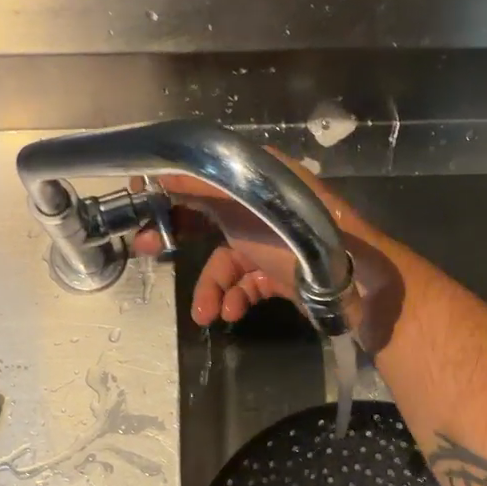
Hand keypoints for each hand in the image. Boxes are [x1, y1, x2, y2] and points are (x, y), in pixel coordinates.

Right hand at [128, 152, 407, 341]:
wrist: (349, 286)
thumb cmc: (297, 238)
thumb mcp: (244, 206)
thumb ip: (201, 187)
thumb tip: (158, 170)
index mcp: (257, 178)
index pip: (203, 174)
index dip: (169, 186)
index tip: (137, 201)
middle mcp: (262, 206)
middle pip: (208, 218)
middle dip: (176, 236)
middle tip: (142, 249)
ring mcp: (272, 243)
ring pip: (226, 263)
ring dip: (211, 289)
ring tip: (204, 314)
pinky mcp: (282, 275)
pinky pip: (248, 286)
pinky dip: (236, 299)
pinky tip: (231, 314)